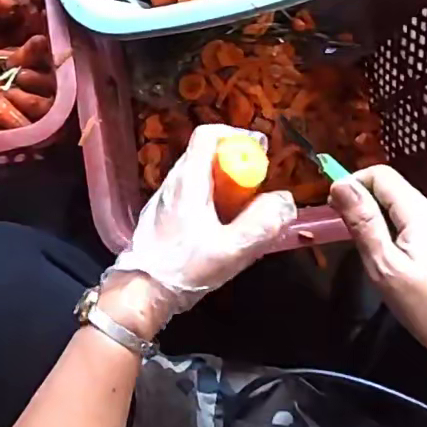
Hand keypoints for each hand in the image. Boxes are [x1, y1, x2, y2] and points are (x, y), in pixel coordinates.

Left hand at [105, 124, 296, 332]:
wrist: (142, 291)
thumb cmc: (184, 268)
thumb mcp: (231, 250)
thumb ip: (261, 224)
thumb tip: (284, 200)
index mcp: (188, 180)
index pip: (208, 135)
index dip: (236, 136)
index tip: (258, 152)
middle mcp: (174, 182)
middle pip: (206, 154)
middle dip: (236, 164)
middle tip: (256, 188)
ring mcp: (166, 198)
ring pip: (200, 175)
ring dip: (225, 184)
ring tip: (243, 211)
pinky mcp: (164, 214)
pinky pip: (192, 193)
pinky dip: (212, 199)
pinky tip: (222, 227)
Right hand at [329, 166, 426, 378]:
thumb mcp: (384, 266)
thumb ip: (362, 222)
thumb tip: (340, 184)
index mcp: (425, 215)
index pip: (382, 175)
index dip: (353, 184)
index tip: (336, 209)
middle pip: (396, 194)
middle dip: (369, 208)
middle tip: (353, 240)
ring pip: (410, 213)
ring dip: (387, 225)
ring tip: (380, 259)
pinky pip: (426, 229)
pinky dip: (406, 237)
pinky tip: (407, 268)